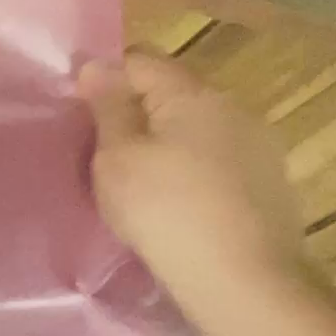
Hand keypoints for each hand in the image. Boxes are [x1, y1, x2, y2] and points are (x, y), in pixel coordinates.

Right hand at [78, 50, 308, 302]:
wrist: (238, 274)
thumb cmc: (162, 207)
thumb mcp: (116, 156)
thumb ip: (108, 109)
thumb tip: (97, 64)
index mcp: (194, 96)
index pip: (142, 61)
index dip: (104, 74)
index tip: (71, 103)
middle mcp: (233, 110)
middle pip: (170, 93)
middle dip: (131, 108)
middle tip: (91, 143)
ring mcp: (256, 146)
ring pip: (191, 127)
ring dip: (157, 139)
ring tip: (125, 174)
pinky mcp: (264, 181)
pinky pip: (210, 157)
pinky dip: (182, 166)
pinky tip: (164, 196)